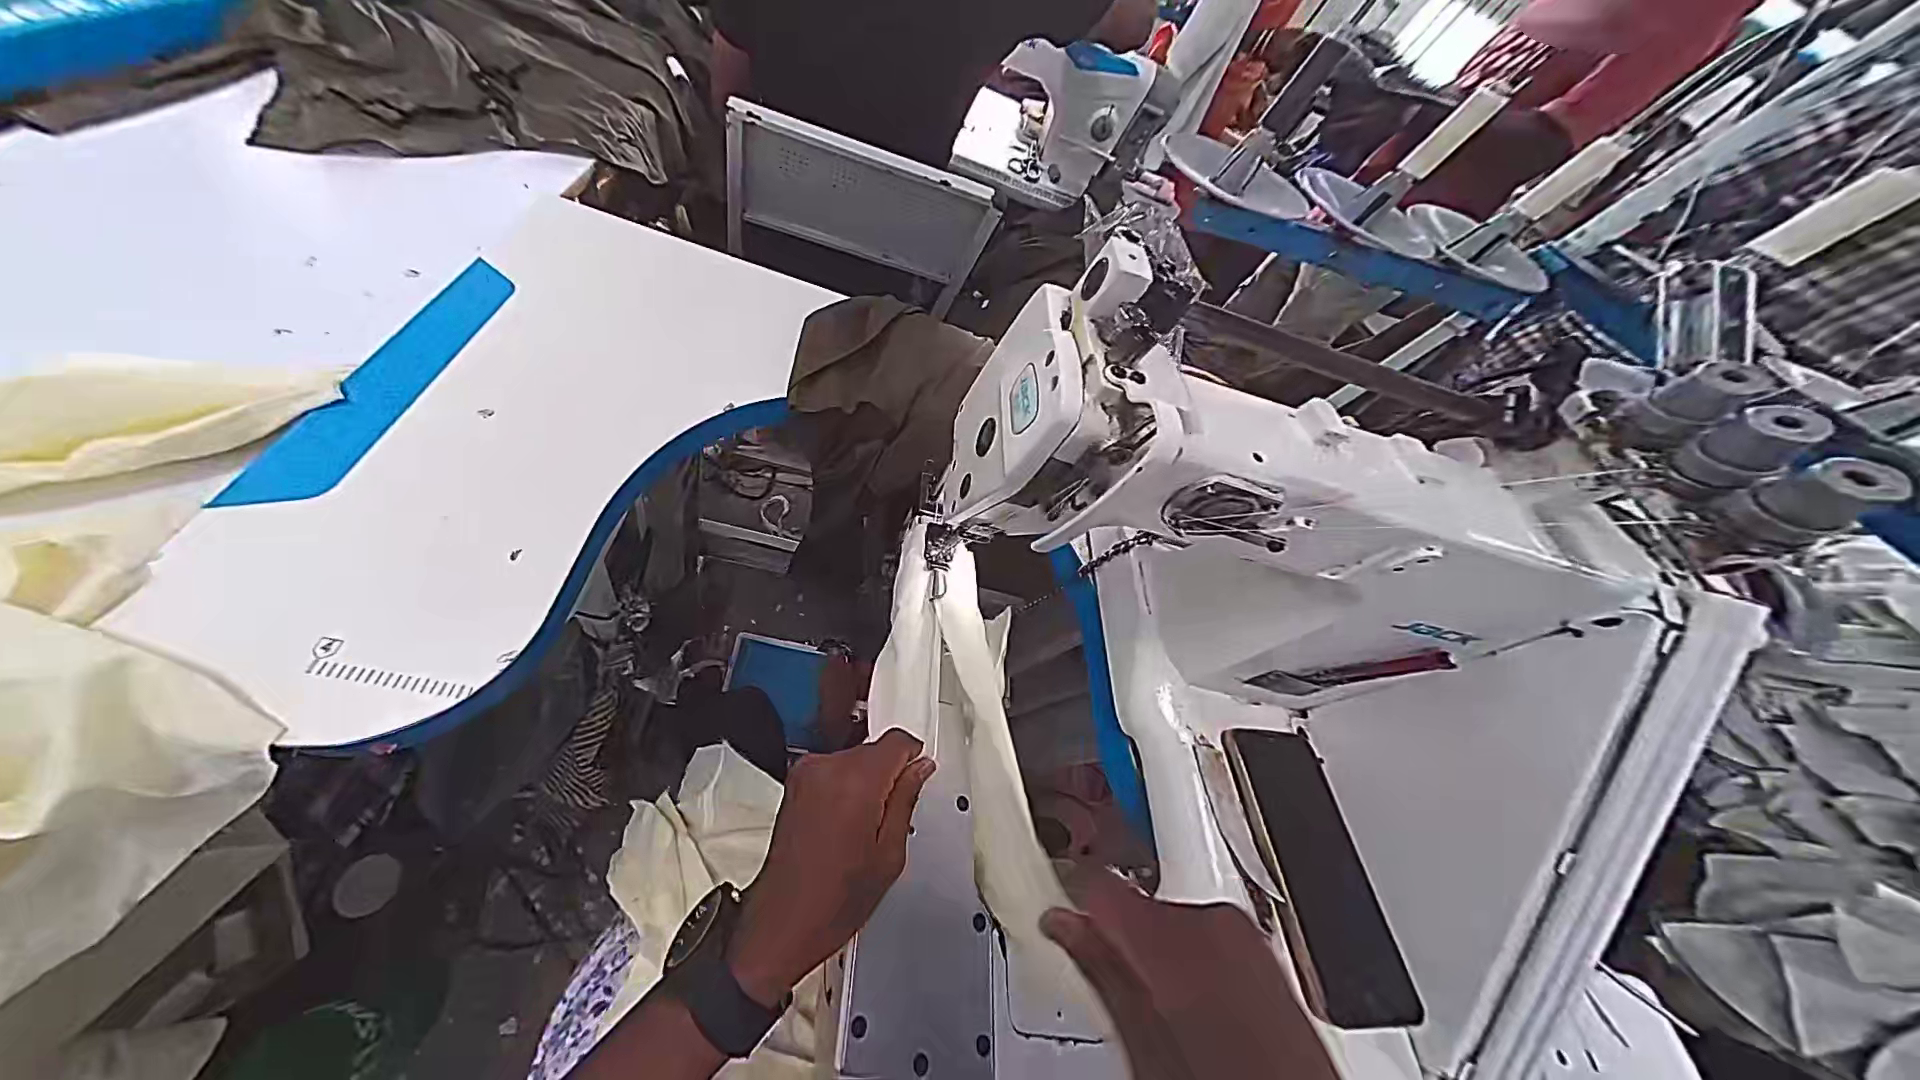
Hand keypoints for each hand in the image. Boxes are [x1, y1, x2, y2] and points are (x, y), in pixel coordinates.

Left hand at [728, 728, 934, 1006]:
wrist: (783, 921)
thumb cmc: (830, 900)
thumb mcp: (890, 853)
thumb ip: (907, 799)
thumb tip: (918, 770)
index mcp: (857, 781)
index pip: (897, 740)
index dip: (913, 755)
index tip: (917, 770)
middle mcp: (828, 768)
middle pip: (874, 748)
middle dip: (889, 772)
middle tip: (891, 812)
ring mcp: (807, 774)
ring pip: (853, 758)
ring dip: (865, 780)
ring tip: (864, 825)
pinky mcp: (794, 784)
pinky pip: (832, 770)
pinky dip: (843, 787)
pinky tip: (845, 823)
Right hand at [1040, 867, 1340, 1079]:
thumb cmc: (1223, 1076)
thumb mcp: (1140, 1043)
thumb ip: (1098, 971)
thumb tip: (1062, 924)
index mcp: (1170, 938)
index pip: (1096, 879)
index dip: (1066, 884)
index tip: (1050, 892)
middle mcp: (1209, 919)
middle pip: (1133, 898)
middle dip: (1112, 926)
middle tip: (1098, 967)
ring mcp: (1241, 930)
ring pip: (1166, 911)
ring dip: (1149, 940)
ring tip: (1155, 1000)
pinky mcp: (1261, 945)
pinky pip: (1201, 926)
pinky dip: (1184, 947)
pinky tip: (1189, 997)